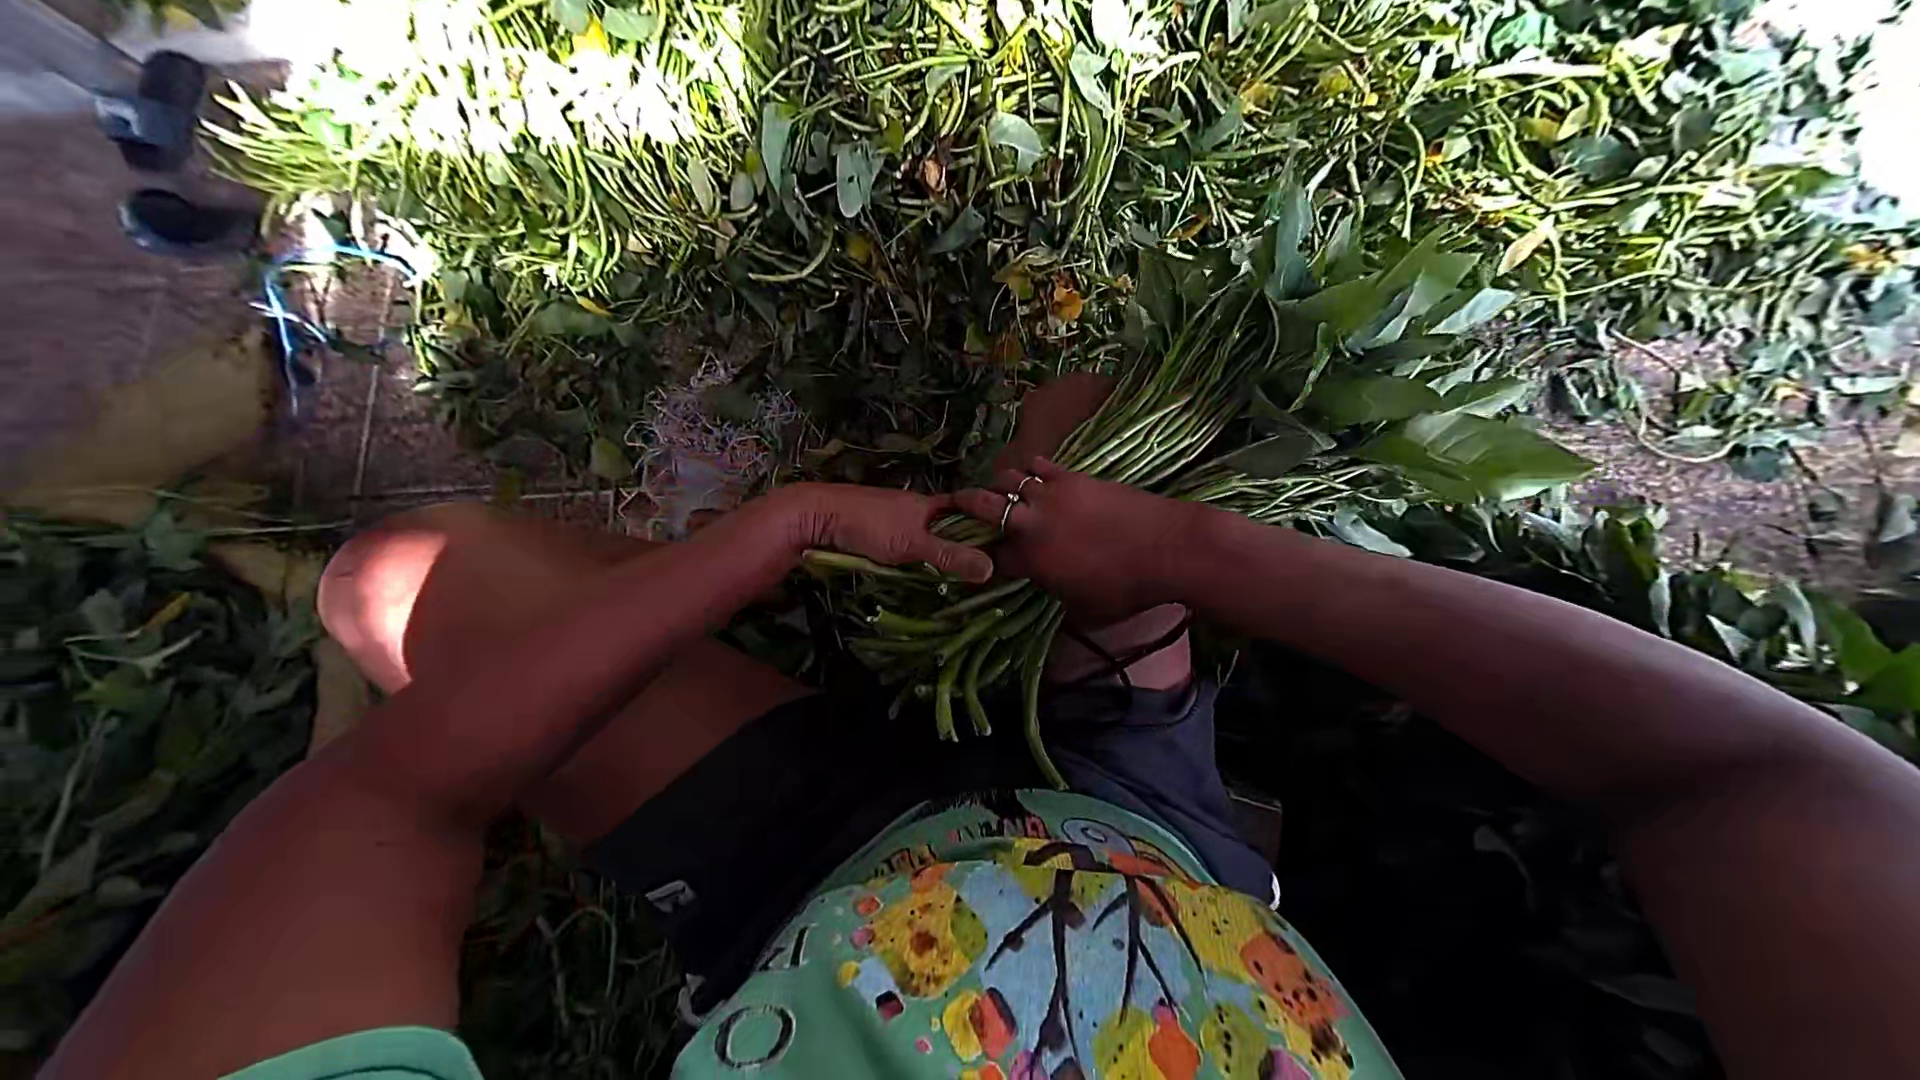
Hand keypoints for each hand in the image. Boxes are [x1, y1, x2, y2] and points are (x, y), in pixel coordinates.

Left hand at [756, 483, 993, 582]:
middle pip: (947, 525)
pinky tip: (918, 570)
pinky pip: (904, 543)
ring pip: (925, 535)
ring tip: (956, 576)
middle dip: (962, 543)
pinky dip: (915, 555)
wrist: (815, 515)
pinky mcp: (875, 531)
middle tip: (982, 569)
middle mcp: (914, 508)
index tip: (1004, 543)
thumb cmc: (868, 524)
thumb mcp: (913, 544)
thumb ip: (949, 556)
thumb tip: (992, 568)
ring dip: (937, 551)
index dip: (984, 522)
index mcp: (929, 504)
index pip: (967, 510)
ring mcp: (893, 519)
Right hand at [955, 457, 1198, 622]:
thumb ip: (1057, 598)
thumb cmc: (1129, 589)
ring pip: (1006, 480)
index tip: (974, 558)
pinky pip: (1038, 465)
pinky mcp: (1073, 477)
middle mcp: (1031, 525)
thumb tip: (1048, 592)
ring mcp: (1050, 496)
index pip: (987, 558)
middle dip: (963, 509)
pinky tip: (1031, 478)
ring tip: (999, 494)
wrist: (1170, 548)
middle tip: (959, 511)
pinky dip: (1028, 471)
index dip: (976, 558)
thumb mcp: (1086, 611)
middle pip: (981, 507)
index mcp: (1031, 562)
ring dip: (996, 487)